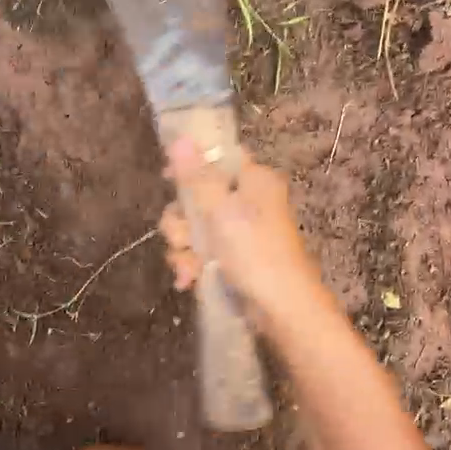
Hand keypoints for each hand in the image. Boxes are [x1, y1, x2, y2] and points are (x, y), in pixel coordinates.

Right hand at [160, 139, 328, 327]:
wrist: (283, 311)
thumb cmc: (256, 254)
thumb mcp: (221, 211)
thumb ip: (197, 176)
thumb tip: (179, 138)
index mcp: (254, 179)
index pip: (216, 156)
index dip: (189, 165)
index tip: (167, 180)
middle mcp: (248, 199)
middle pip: (197, 194)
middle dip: (181, 221)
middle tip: (182, 238)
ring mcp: (240, 229)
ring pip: (194, 225)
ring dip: (183, 247)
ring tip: (189, 268)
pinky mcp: (233, 256)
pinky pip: (201, 249)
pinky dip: (192, 263)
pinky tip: (188, 280)